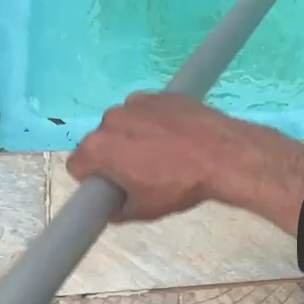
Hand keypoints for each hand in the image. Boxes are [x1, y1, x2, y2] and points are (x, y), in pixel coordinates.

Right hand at [66, 93, 303, 231]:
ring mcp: (138, 101)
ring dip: (134, 135)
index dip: (94, 179)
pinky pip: (147, 110)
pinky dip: (154, 120)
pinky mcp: (162, 93)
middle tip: (142, 170)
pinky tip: (175, 134)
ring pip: (124, 123)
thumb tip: (111, 207)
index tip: (114, 186)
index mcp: (98, 147)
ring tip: (163, 152)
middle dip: (114, 155)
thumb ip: (116, 210)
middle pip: (101, 141)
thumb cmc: (180, 185)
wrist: (224, 154)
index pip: (78, 165)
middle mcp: (111, 118)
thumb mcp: (143, 210)